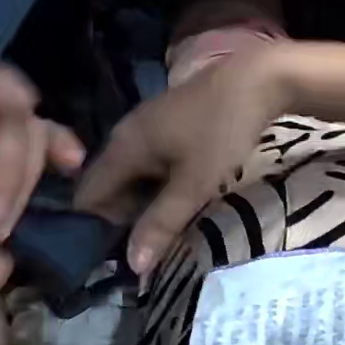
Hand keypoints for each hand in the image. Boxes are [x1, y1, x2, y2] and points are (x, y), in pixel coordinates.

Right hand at [75, 47, 290, 277]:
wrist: (257, 78)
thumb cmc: (222, 131)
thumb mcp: (194, 184)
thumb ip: (161, 223)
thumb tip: (132, 266)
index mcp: (122, 147)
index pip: (87, 195)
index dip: (94, 228)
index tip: (112, 257)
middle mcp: (125, 133)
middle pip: (108, 185)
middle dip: (121, 218)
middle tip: (146, 247)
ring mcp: (147, 124)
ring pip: (132, 173)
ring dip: (142, 201)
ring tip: (163, 228)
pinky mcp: (168, 121)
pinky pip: (150, 160)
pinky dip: (157, 182)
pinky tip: (180, 196)